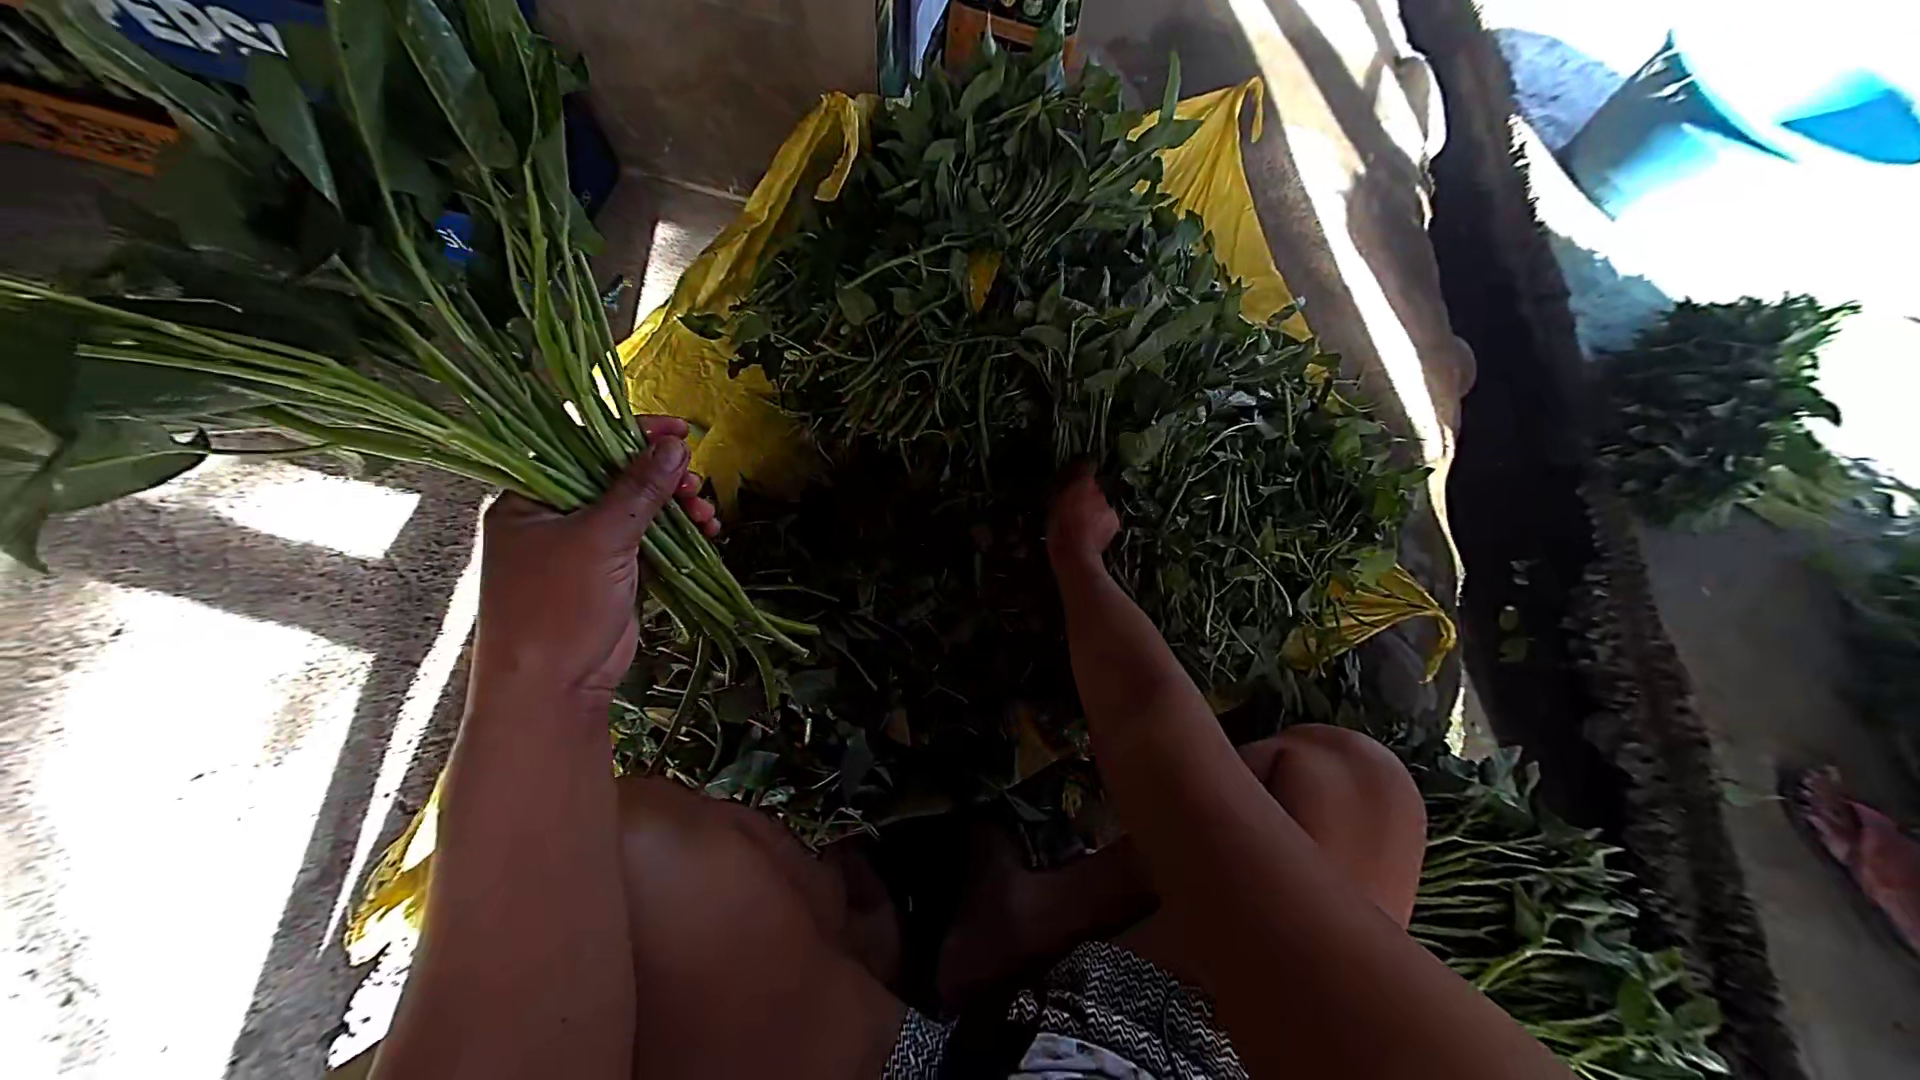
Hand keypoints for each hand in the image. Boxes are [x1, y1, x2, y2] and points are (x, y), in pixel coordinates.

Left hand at [471, 417, 716, 702]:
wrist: (552, 686)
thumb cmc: (556, 607)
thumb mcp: (599, 540)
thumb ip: (638, 489)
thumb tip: (674, 445)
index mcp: (532, 496)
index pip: (585, 444)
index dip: (634, 432)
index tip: (680, 431)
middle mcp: (558, 513)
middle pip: (620, 475)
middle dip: (665, 478)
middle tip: (695, 487)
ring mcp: (587, 542)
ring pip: (641, 507)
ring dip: (678, 507)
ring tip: (706, 518)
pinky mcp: (613, 568)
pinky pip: (651, 537)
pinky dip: (679, 533)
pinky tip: (705, 534)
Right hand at [1046, 461, 1119, 571]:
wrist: (1075, 553)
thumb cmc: (1059, 530)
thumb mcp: (1052, 506)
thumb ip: (1061, 490)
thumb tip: (1064, 482)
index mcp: (1081, 485)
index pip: (1087, 465)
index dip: (1082, 468)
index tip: (1079, 471)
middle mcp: (1098, 492)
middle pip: (1093, 488)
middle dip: (1085, 496)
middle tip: (1074, 507)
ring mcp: (1108, 507)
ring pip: (1100, 503)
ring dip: (1093, 510)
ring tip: (1081, 523)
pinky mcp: (1114, 521)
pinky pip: (1107, 517)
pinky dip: (1101, 522)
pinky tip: (1091, 531)